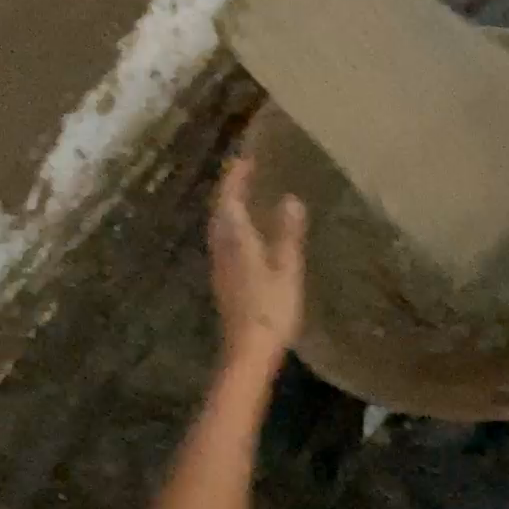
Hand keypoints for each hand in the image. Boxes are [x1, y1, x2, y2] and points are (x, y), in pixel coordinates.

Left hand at [208, 157, 307, 372]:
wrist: (247, 351)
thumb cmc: (270, 309)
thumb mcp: (287, 269)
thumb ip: (288, 234)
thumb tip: (290, 199)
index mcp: (236, 239)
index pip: (229, 198)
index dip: (235, 176)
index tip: (244, 158)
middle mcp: (222, 246)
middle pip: (220, 209)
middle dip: (230, 187)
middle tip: (245, 170)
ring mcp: (219, 264)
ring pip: (219, 224)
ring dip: (228, 204)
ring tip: (245, 193)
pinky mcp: (223, 278)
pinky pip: (223, 239)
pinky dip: (232, 223)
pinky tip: (245, 230)